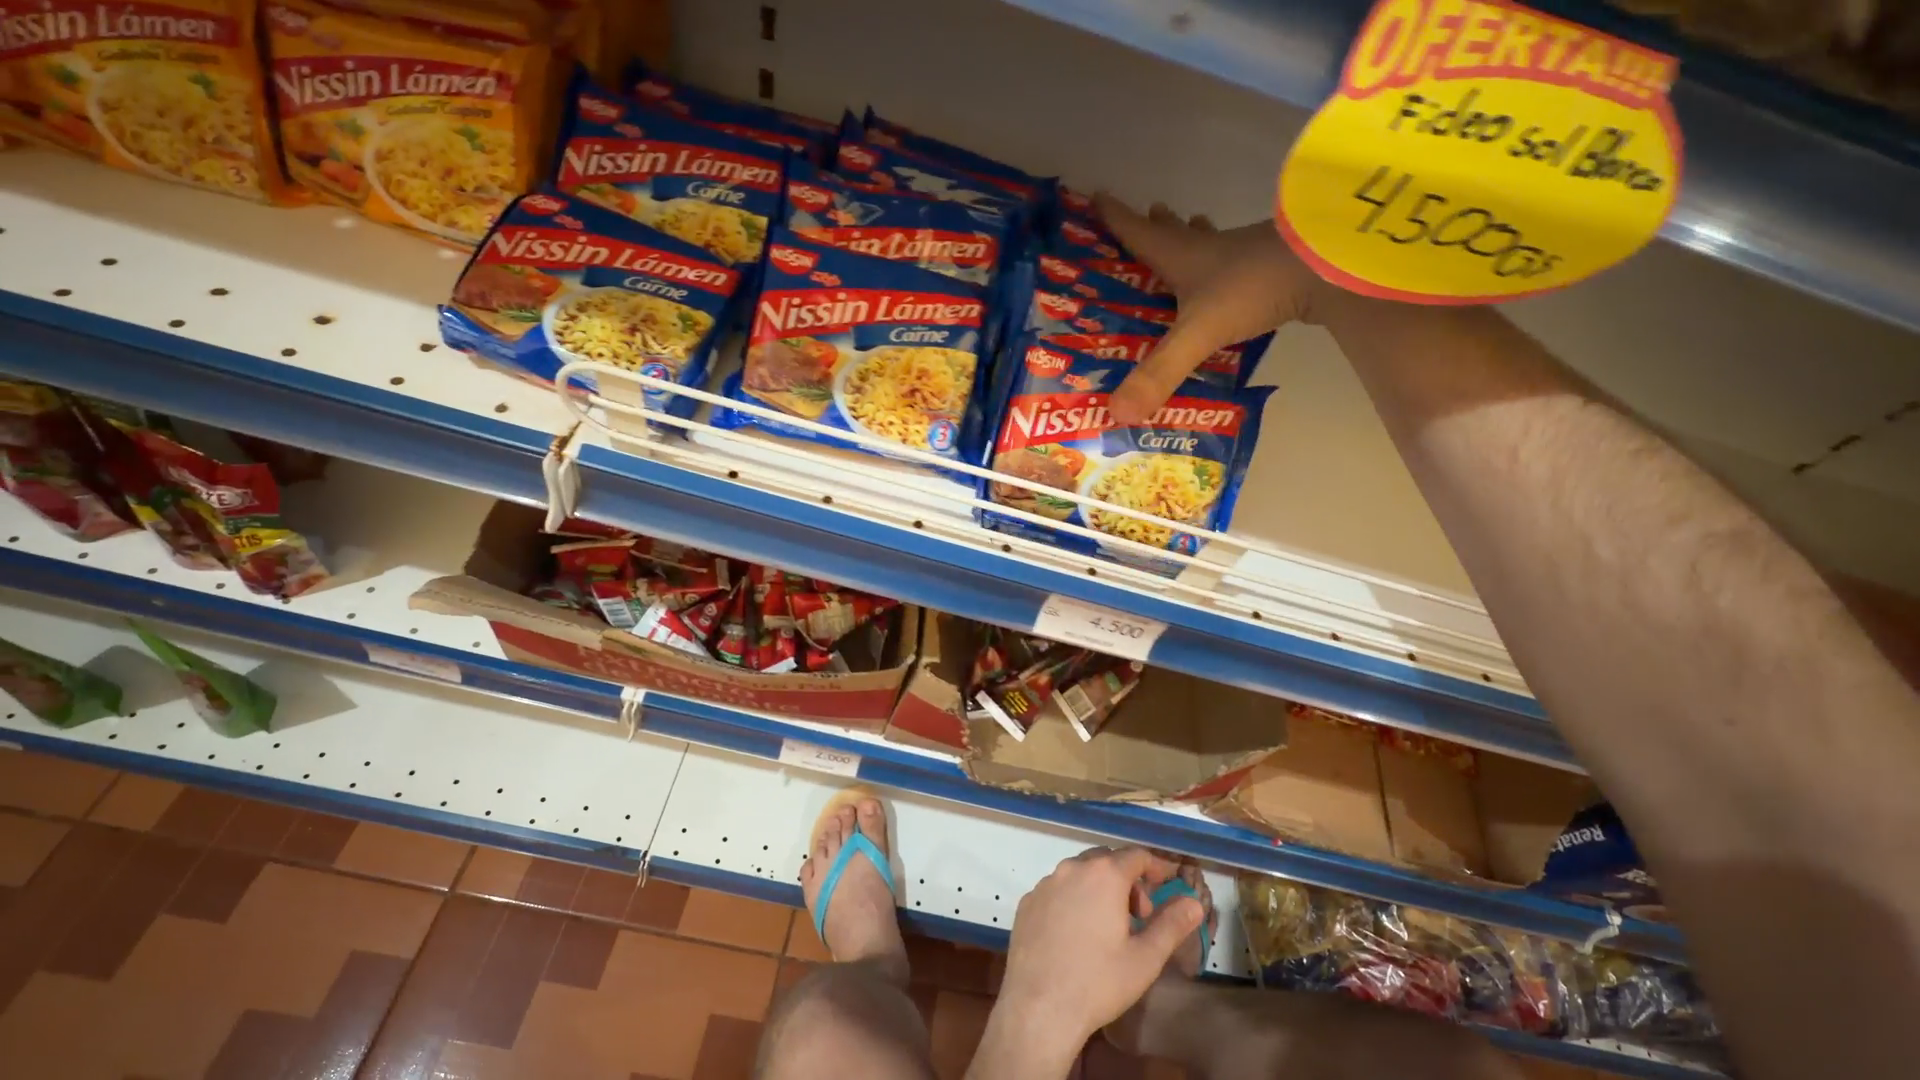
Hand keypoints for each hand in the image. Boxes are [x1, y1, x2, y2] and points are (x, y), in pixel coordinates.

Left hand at [997, 846, 1206, 1045]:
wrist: (1039, 1008)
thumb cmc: (1099, 982)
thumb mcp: (1146, 957)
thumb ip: (1172, 924)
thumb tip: (1193, 902)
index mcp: (1104, 875)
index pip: (1136, 855)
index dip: (1156, 867)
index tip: (1168, 884)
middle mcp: (1071, 869)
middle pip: (1106, 861)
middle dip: (1127, 880)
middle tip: (1138, 916)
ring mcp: (1044, 884)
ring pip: (1079, 873)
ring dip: (1099, 889)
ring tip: (1107, 927)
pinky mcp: (1026, 903)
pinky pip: (1057, 890)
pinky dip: (1073, 900)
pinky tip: (1076, 935)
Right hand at [1094, 195, 1325, 422]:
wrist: (1326, 267)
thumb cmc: (1251, 287)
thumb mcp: (1197, 333)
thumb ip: (1160, 373)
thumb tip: (1116, 414)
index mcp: (1181, 256)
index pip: (1138, 231)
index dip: (1115, 216)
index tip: (1096, 195)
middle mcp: (1208, 250)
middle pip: (1176, 232)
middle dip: (1158, 224)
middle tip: (1150, 213)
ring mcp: (1243, 257)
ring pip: (1210, 242)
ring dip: (1196, 237)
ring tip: (1189, 229)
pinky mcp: (1272, 269)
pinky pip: (1237, 265)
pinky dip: (1226, 266)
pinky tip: (1231, 277)